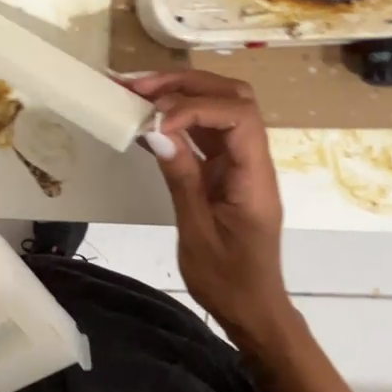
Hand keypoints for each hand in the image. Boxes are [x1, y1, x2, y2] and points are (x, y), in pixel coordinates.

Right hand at [127, 70, 291, 338]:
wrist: (251, 306)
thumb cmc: (227, 280)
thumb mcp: (196, 232)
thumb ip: (181, 178)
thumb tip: (159, 132)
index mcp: (253, 177)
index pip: (237, 117)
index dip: (195, 107)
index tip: (155, 120)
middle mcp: (253, 160)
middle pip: (233, 98)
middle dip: (186, 85)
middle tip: (138, 86)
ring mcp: (240, 164)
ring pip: (220, 109)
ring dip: (181, 94)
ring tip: (138, 93)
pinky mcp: (225, 172)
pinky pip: (207, 133)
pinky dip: (179, 119)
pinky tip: (148, 119)